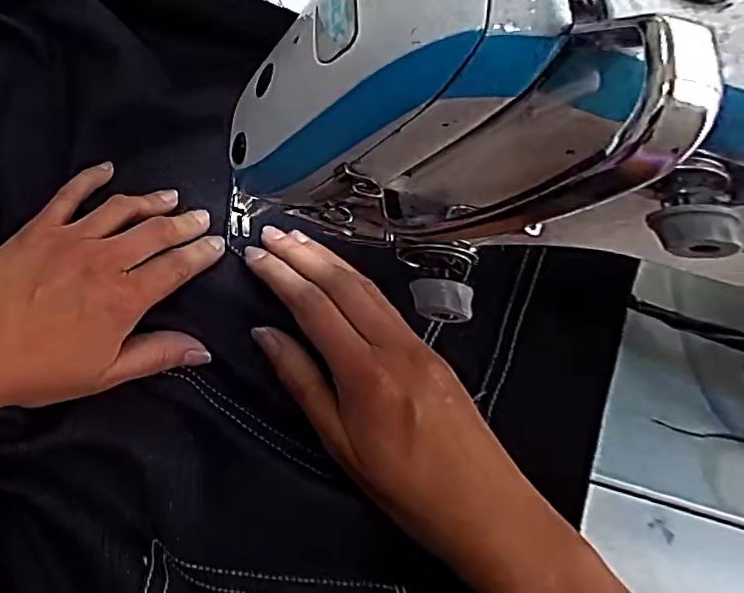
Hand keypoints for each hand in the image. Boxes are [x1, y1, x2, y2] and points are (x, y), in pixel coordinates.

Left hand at [0, 163, 224, 411]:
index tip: (216, 243)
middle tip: (202, 216)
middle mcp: (105, 259)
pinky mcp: (43, 226)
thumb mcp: (104, 374)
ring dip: (150, 200)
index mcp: (124, 298)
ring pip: (122, 209)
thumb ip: (155, 355)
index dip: (200, 254)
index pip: (175, 268)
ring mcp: (73, 237)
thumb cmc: (36, 369)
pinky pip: (72, 194)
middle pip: (156, 232)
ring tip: (169, 196)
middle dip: (184, 223)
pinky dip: (91, 178)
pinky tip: (106, 169)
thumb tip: (200, 350)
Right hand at [243, 227, 625, 592]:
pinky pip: (383, 298)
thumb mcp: (340, 446)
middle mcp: (394, 346)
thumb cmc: (411, 490)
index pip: (313, 305)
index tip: (256, 256)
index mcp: (366, 374)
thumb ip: (301, 382)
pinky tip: (339, 269)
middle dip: (300, 252)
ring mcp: (415, 342)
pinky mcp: (429, 346)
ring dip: (327, 256)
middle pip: (339, 282)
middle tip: (270, 233)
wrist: (488, 510)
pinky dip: (353, 274)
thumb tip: (266, 337)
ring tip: (297, 239)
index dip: (280, 275)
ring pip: (364, 283)